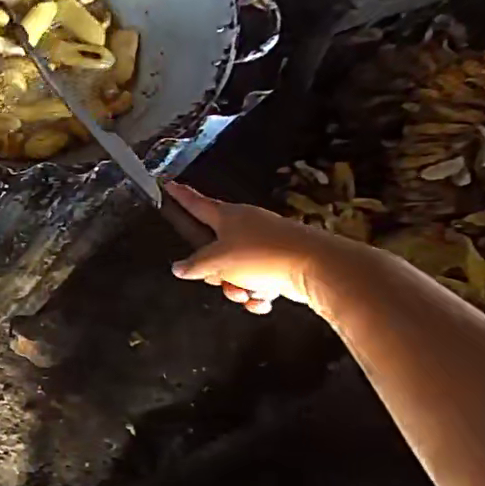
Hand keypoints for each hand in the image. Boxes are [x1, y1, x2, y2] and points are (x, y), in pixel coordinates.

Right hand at [164, 182, 373, 314]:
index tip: (169, 186)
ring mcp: (265, 245)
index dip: (181, 197)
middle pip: (215, 250)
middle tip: (221, 279)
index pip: (196, 204)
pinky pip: (257, 282)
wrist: (315, 268)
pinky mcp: (281, 264)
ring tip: (247, 292)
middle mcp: (246, 227)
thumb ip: (194, 266)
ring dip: (237, 287)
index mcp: (228, 217)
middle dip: (216, 272)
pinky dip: (257, 294)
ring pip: (236, 270)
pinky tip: (263, 299)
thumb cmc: (264, 255)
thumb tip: (179, 268)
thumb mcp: (217, 262)